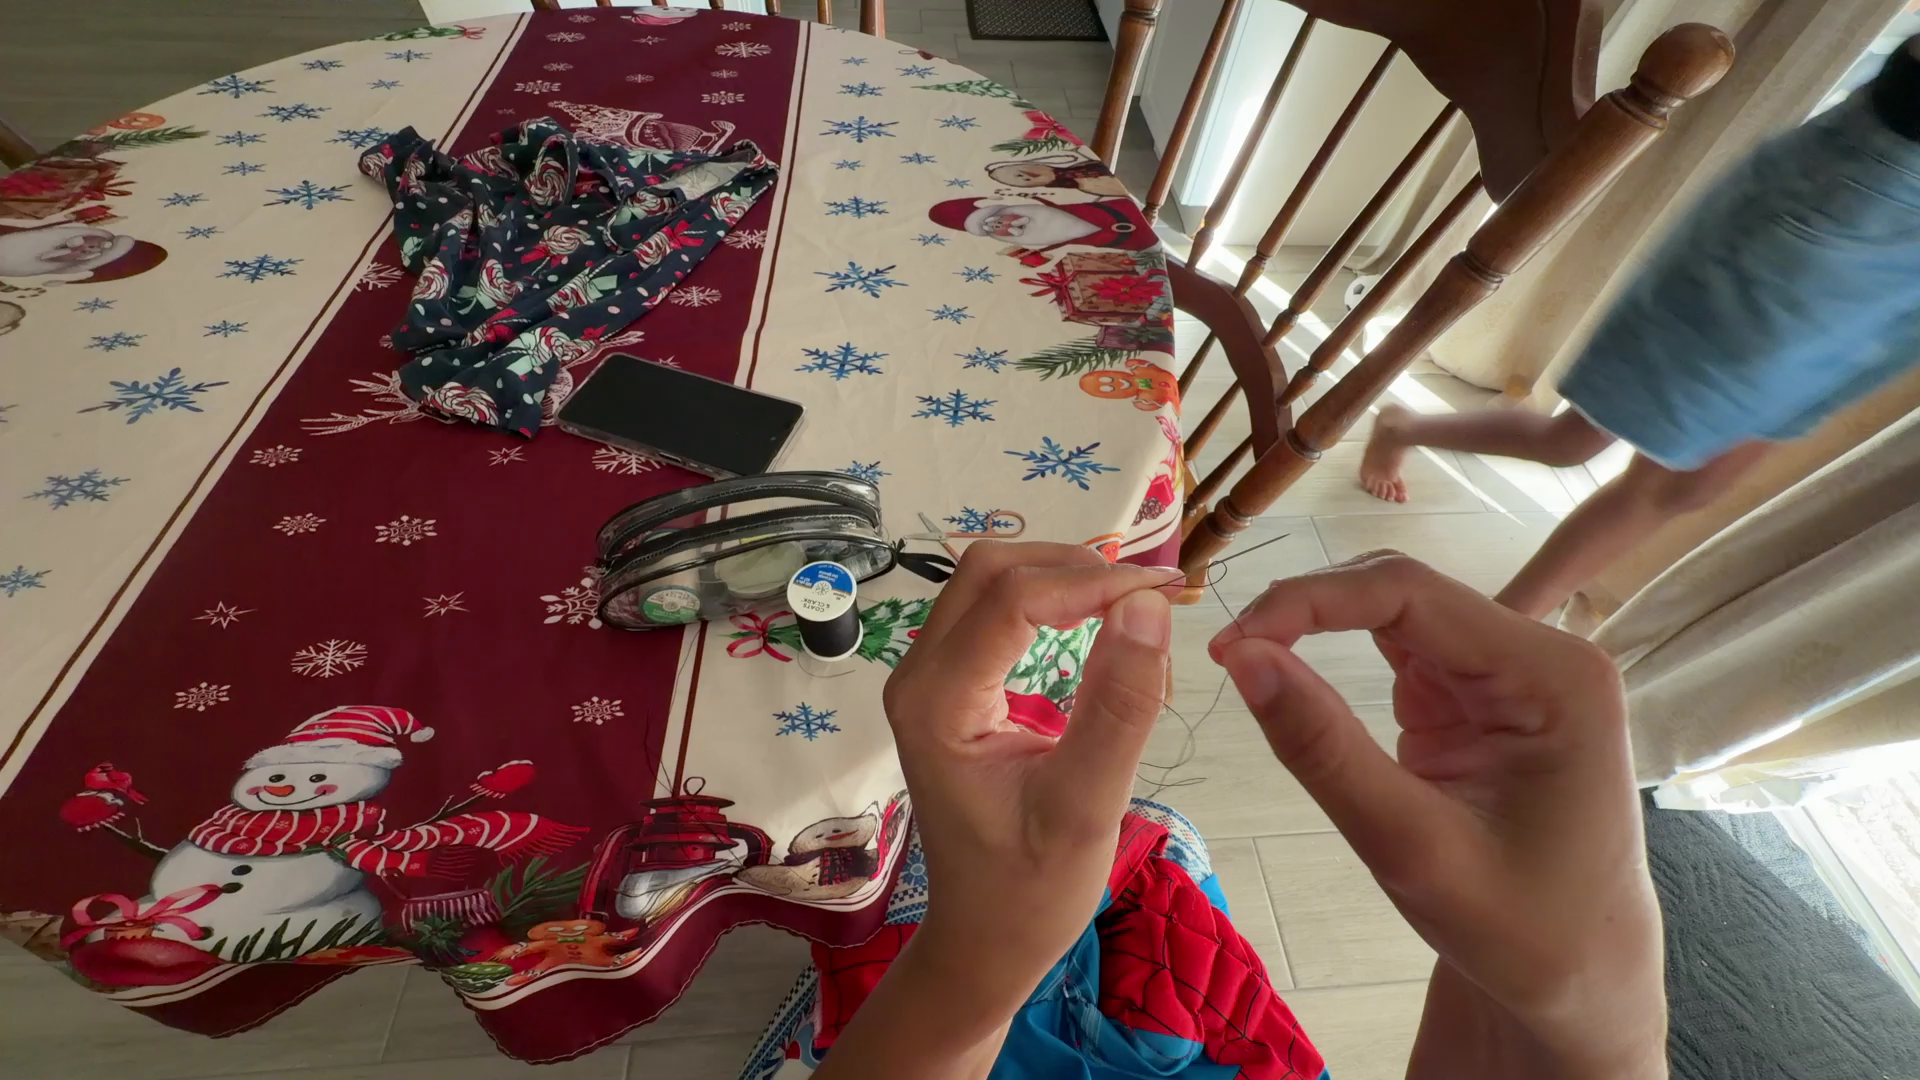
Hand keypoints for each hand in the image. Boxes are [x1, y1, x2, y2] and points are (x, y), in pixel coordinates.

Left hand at [816, 541, 1175, 1077]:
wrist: (982, 934)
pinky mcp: (946, 682)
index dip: (1091, 581)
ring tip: (1128, 607)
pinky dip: (1046, 600)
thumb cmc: (1031, 889)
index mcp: (937, 701)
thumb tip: (1147, 606)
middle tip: (1147, 597)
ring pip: (989, 580)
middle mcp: (917, 674)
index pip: (1012, 598)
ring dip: (1060, 578)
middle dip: (1073, 567)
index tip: (1163, 595)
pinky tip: (1090, 620)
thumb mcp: (1086, 807)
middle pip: (990, 570)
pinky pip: (991, 610)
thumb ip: (1118, 706)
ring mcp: (925, 675)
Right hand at [1211, 553, 1664, 1079]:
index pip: (1406, 593)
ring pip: (1386, 604)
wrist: (1574, 975)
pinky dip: (1329, 644)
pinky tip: (1292, 666)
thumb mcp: (1409, 846)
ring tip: (1249, 654)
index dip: (1307, 601)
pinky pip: (1390, 638)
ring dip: (1311, 619)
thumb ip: (1322, 748)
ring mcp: (1501, 665)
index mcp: (1549, 676)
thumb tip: (1240, 656)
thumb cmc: (1515, 928)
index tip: (1230, 646)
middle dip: (1304, 606)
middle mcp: (1532, 651)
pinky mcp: (1469, 687)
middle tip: (1230, 654)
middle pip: (1396, 587)